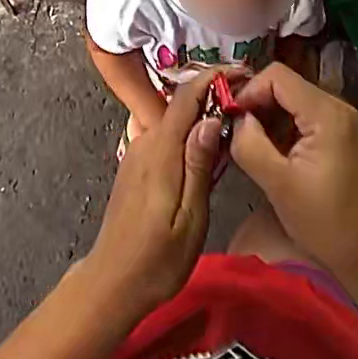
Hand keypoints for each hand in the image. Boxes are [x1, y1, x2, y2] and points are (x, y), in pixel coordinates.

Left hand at [83, 72, 224, 314]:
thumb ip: (199, 164)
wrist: (110, 286)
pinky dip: (188, 128)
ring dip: (202, 111)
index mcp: (160, 150)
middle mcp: (145, 142)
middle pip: (180, 102)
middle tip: (247, 95)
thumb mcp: (190, 218)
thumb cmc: (157, 260)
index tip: (243, 72)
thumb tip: (212, 119)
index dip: (214, 77)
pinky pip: (166, 133)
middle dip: (213, 92)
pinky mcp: (136, 164)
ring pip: (173, 118)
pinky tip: (206, 142)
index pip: (187, 96)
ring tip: (233, 116)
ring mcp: (137, 152)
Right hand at [230, 64, 357, 292]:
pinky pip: (305, 117)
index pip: (278, 75)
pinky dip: (284, 128)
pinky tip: (271, 153)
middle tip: (234, 132)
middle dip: (257, 104)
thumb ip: (250, 144)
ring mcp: (341, 120)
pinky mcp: (340, 135)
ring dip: (269, 117)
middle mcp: (337, 106)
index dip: (249, 91)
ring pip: (294, 101)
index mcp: (326, 112)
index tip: (230, 117)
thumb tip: (237, 118)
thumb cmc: (324, 221)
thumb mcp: (278, 184)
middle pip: (286, 85)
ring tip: (250, 145)